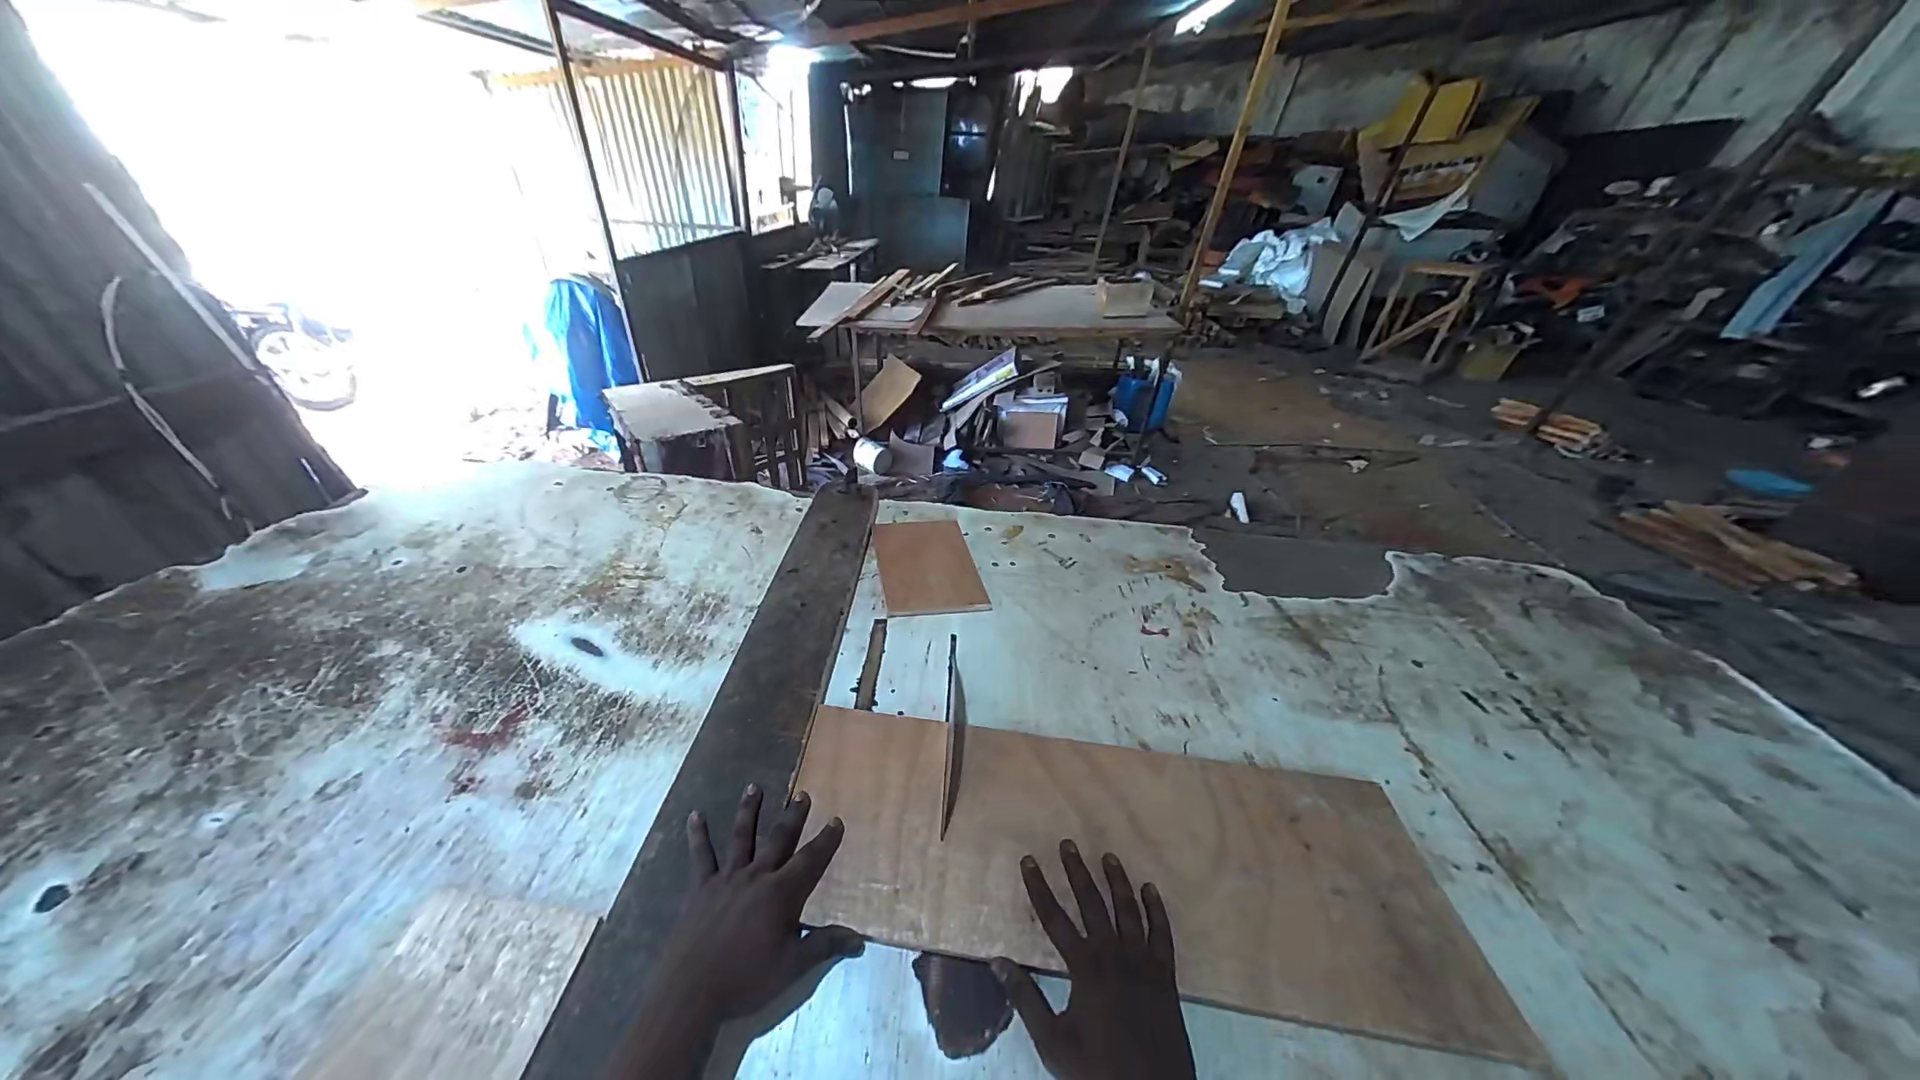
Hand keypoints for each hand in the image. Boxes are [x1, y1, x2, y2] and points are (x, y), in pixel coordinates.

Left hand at [613, 785, 859, 1078]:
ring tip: (754, 787)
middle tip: (802, 794)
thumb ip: (825, 946)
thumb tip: (859, 939)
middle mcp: (756, 877)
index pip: (810, 859)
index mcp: (781, 893)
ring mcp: (726, 879)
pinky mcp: (700, 889)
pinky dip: (698, 835)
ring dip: (749, 810)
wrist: (690, 993)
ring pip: (741, 837)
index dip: (826, 840)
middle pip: (779, 838)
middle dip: (793, 816)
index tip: (836, 820)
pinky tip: (695, 815)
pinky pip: (701, 856)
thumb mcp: (792, 967)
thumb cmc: (746, 980)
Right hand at [993, 841, 1194, 1079]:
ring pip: (1128, 911)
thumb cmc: (1096, 1072)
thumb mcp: (1052, 1041)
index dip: (1039, 887)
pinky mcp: (1165, 976)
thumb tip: (997, 961)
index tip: (1028, 861)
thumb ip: (1025, 998)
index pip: (1054, 918)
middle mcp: (1114, 956)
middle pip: (1092, 904)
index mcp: (1085, 969)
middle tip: (1067, 844)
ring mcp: (1143, 964)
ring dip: (1116, 881)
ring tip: (1107, 856)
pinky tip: (1149, 889)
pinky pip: (1161, 934)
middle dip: (1077, 872)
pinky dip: (1156, 909)